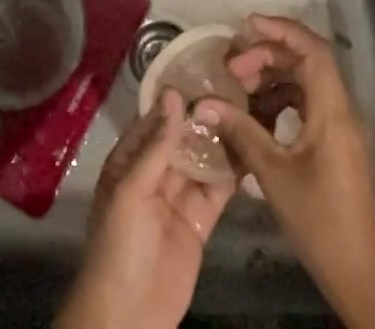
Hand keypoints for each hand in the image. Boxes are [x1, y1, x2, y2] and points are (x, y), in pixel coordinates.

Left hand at [57, 89, 234, 328]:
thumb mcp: (132, 190)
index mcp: (128, 161)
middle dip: (205, 117)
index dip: (177, 98)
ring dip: (223, 140)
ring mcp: (178, 198)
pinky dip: (234, 172)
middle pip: (182, 139)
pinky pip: (217, 189)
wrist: (130, 313)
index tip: (207, 70)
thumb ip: (156, 146)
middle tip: (240, 86)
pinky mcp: (200, 221)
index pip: (155, 121)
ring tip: (254, 108)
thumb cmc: (120, 246)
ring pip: (203, 161)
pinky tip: (255, 148)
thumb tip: (174, 95)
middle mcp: (154, 173)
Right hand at [198, 15, 374, 279]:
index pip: (313, 51)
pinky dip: (281, 102)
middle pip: (308, 63)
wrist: (358, 265)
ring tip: (239, 91)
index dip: (281, 31)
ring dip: (273, 79)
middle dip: (268, 57)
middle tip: (232, 70)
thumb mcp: (272, 172)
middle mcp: (341, 111)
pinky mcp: (335, 144)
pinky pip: (308, 106)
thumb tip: (205, 104)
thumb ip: (240, 131)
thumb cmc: (318, 217)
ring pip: (307, 84)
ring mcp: (341, 128)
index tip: (247, 25)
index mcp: (332, 111)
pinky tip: (255, 117)